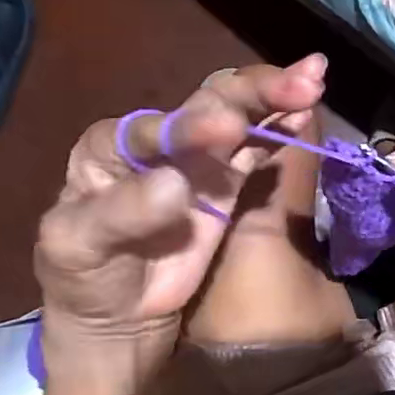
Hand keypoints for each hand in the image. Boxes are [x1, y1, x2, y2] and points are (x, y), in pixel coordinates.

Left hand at [35, 56, 325, 369]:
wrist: (117, 313)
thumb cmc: (85, 274)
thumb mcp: (81, 244)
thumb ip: (124, 211)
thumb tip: (177, 183)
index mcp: (112, 146)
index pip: (154, 127)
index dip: (192, 126)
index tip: (228, 128)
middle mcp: (159, 140)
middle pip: (206, 105)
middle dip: (251, 91)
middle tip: (298, 84)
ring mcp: (198, 160)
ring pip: (239, 118)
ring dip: (274, 97)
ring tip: (314, 81)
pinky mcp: (227, 182)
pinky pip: (256, 150)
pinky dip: (280, 131)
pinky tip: (304, 115)